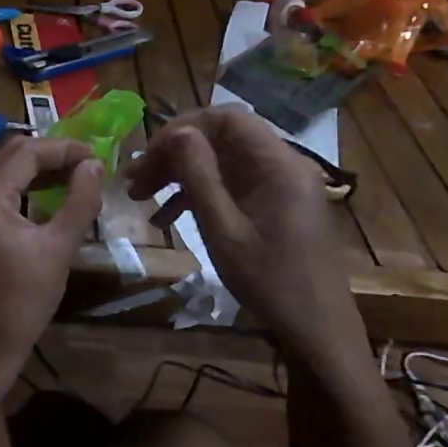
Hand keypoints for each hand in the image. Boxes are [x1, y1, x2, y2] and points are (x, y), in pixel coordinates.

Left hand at [0, 136, 103, 370]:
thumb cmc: (26, 295)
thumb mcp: (60, 246)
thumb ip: (80, 200)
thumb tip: (94, 165)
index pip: (26, 154)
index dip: (63, 149)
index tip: (96, 154)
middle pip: (10, 156)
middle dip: (49, 153)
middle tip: (86, 161)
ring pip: (4, 173)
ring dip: (38, 169)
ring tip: (76, 173)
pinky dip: (25, 187)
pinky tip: (52, 193)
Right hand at [123, 105, 360, 360]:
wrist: (314, 327)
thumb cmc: (269, 280)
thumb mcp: (223, 229)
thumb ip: (199, 176)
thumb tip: (176, 132)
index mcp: (277, 165)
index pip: (226, 118)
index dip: (181, 129)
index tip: (146, 157)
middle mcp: (281, 165)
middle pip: (220, 139)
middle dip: (173, 154)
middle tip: (133, 181)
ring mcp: (277, 186)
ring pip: (219, 162)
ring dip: (178, 174)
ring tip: (140, 197)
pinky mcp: (271, 205)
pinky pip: (228, 186)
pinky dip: (195, 195)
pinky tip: (165, 219)